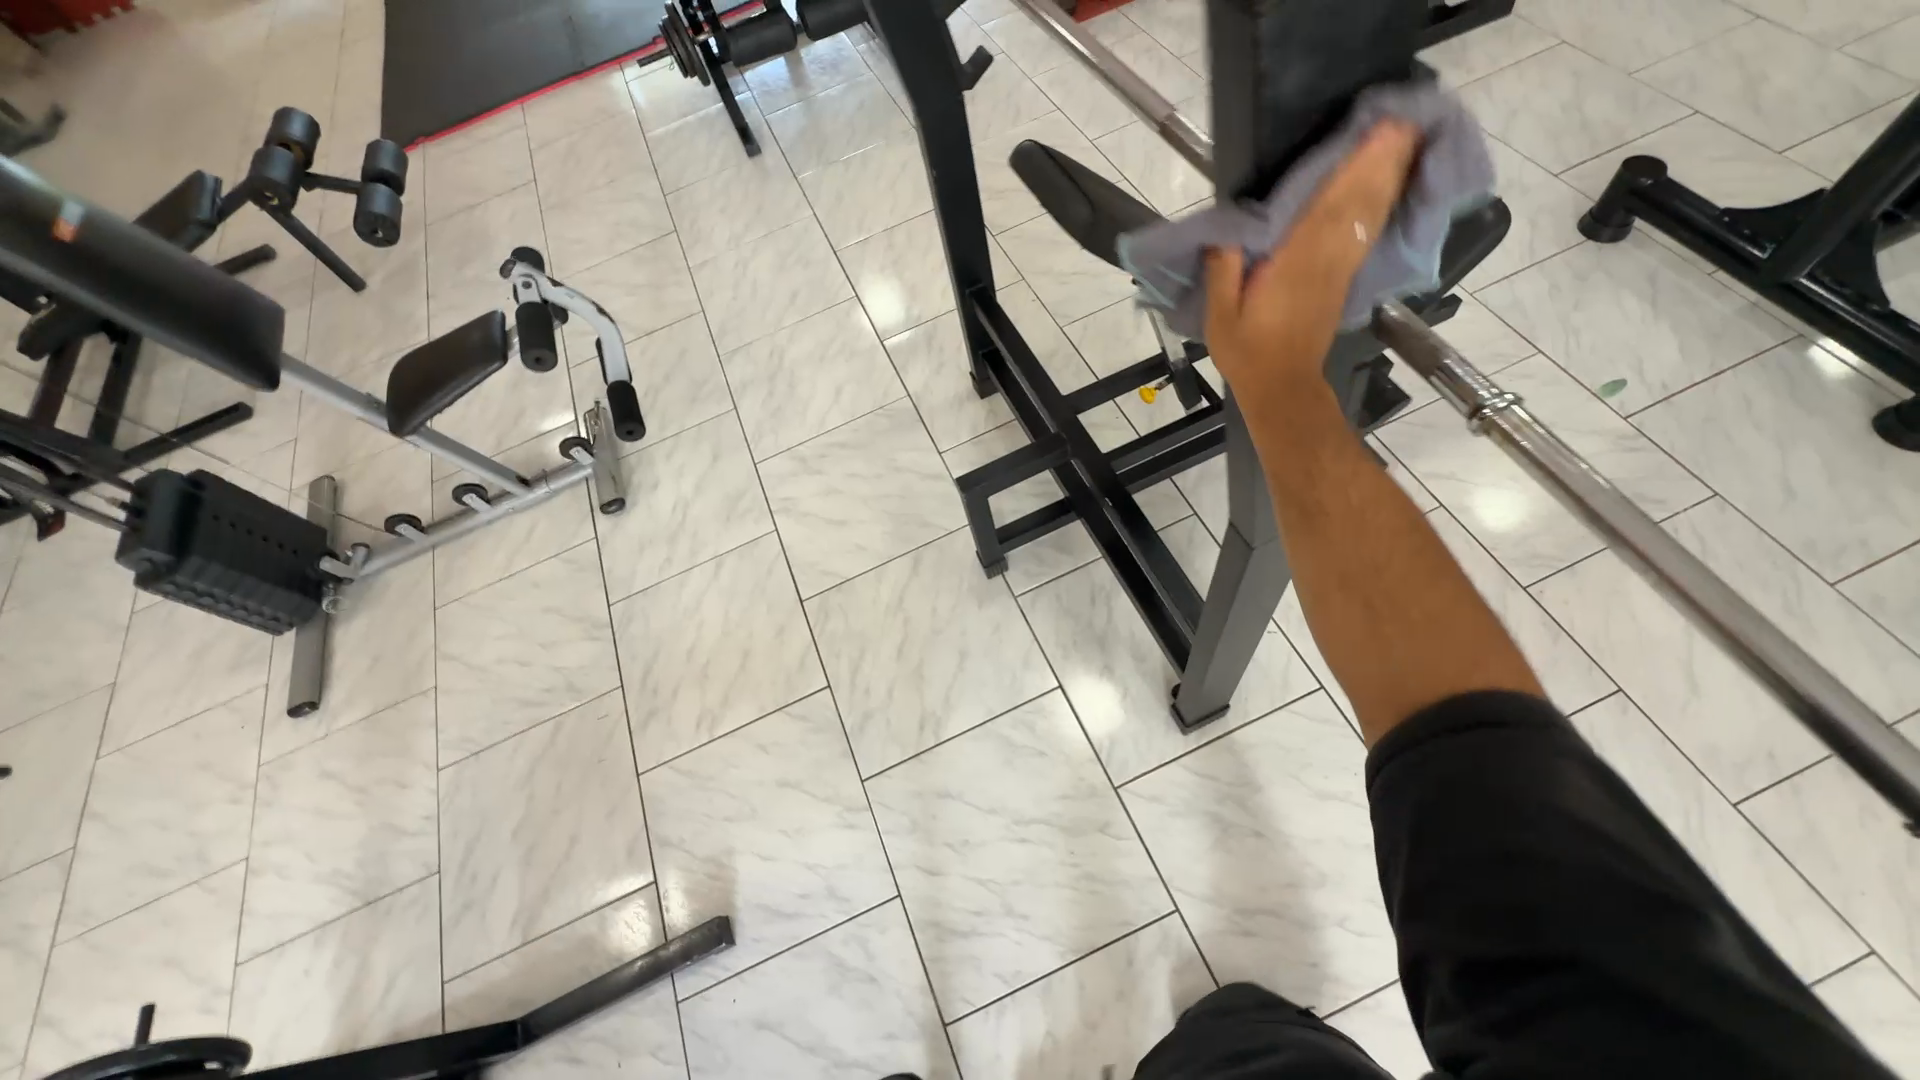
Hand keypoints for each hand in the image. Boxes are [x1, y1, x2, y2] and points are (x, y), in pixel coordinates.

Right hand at [1204, 120, 1421, 405]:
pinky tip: (1387, 186)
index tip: (1378, 130)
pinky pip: (1366, 233)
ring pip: (1369, 215)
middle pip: (1359, 203)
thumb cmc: (1248, 352)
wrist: (1282, 386)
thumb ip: (1223, 272)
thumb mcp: (1220, 316)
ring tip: (1405, 139)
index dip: (1356, 168)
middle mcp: (1325, 260)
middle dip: (1382, 161)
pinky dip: (1380, 205)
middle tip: (1404, 118)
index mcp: (1295, 264)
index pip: (1330, 206)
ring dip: (1388, 176)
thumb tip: (1226, 233)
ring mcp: (1340, 269)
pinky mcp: (1344, 278)